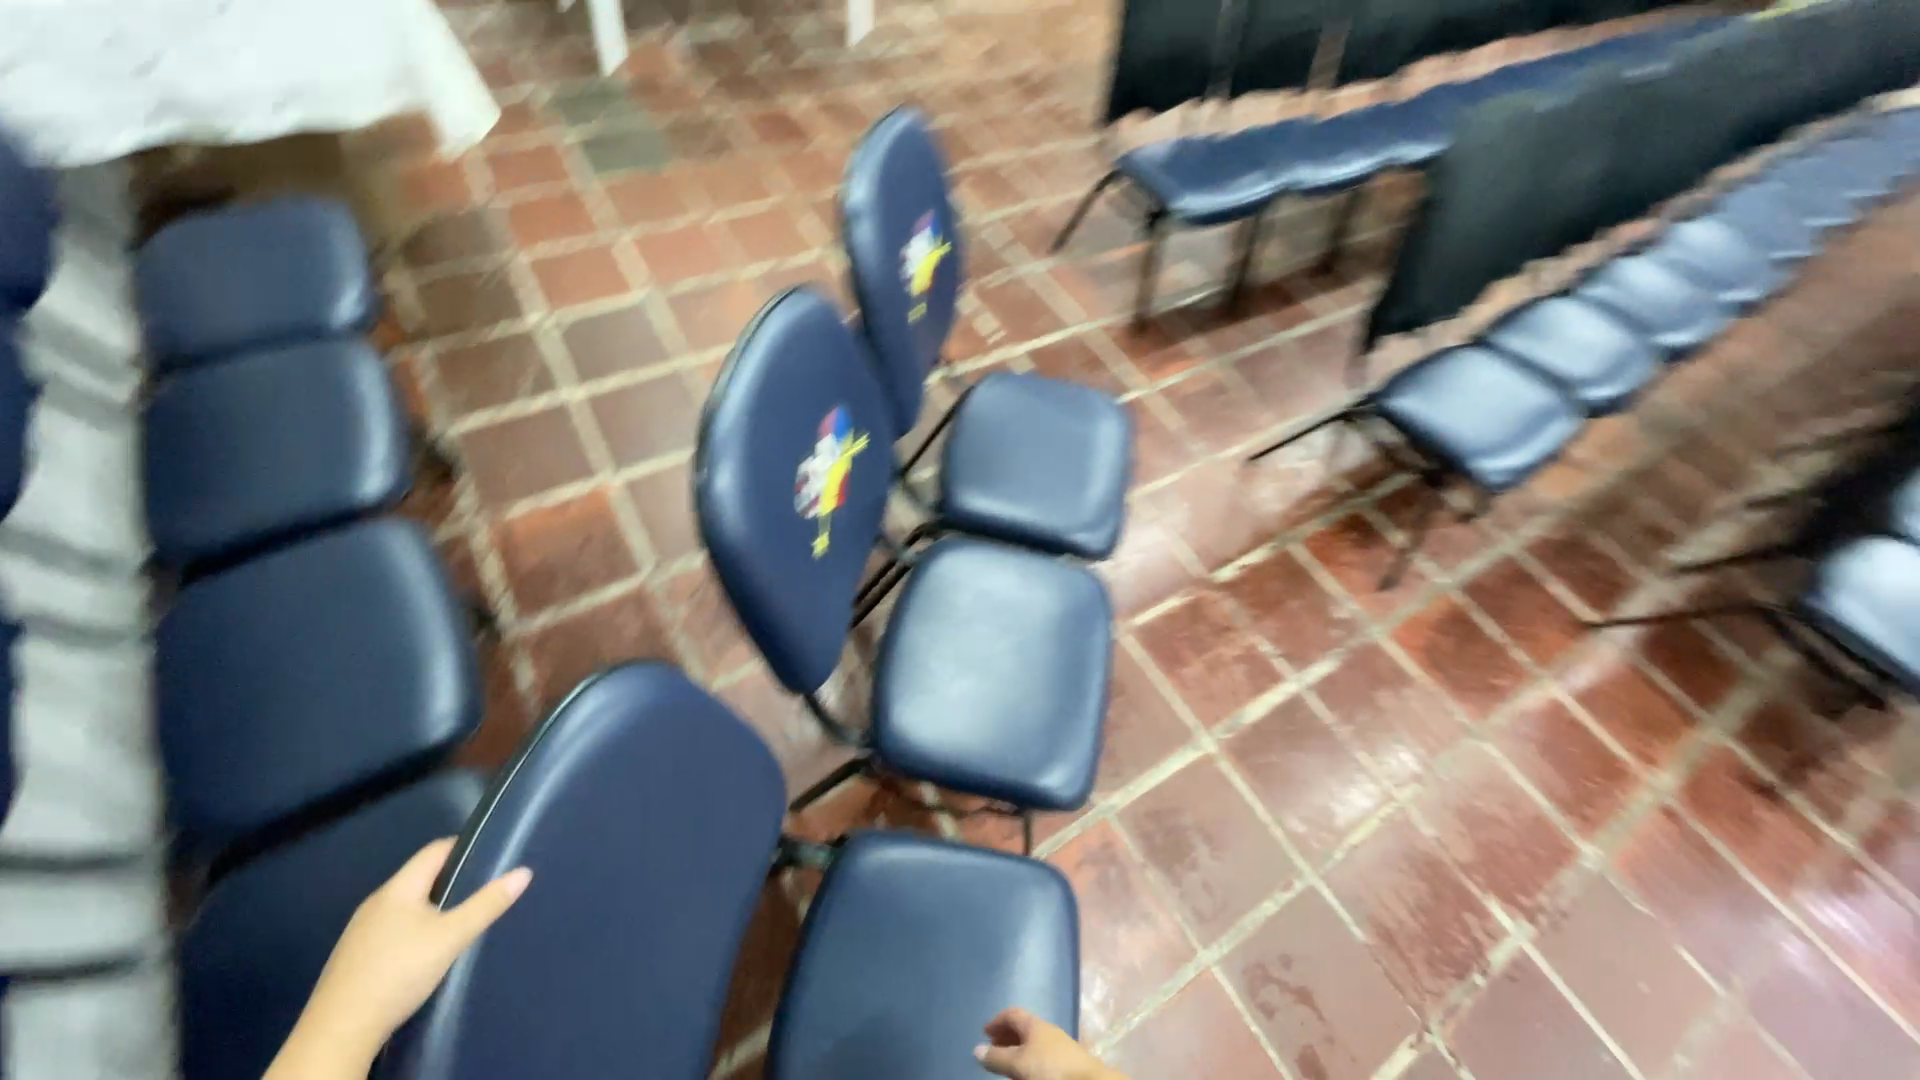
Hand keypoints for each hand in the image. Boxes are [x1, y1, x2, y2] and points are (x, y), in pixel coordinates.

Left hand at [265, 839, 530, 1079]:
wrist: (338, 1032)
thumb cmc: (398, 972)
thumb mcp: (452, 937)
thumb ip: (487, 904)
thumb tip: (524, 872)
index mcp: (397, 889)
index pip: (435, 851)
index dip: (464, 847)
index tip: (492, 856)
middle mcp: (375, 903)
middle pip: (420, 878)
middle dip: (452, 880)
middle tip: (483, 891)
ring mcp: (360, 932)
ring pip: (405, 906)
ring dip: (432, 907)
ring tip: (460, 921)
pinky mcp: (354, 958)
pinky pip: (392, 929)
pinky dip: (414, 929)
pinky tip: (426, 951)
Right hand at [974, 1008, 1124, 1079]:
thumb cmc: (1050, 1070)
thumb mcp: (1019, 1064)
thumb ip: (997, 1058)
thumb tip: (976, 1048)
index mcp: (1035, 1024)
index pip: (1012, 1014)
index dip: (997, 1021)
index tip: (985, 1033)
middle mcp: (1047, 1031)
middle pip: (1023, 1029)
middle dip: (1007, 1038)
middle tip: (993, 1050)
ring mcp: (1060, 1048)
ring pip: (1033, 1046)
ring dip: (1018, 1054)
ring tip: (1007, 1068)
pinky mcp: (1068, 1065)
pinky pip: (1043, 1059)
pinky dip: (1030, 1064)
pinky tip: (1027, 1076)